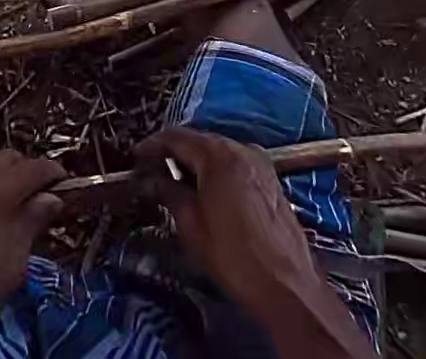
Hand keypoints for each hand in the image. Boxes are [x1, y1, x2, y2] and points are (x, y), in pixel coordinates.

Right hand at [136, 128, 372, 358]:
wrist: (288, 288)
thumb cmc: (235, 256)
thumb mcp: (191, 224)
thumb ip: (168, 192)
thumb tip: (151, 180)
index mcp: (218, 155)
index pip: (175, 137)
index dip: (152, 146)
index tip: (137, 158)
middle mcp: (240, 150)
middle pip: (197, 140)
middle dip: (173, 152)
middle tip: (152, 170)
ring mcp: (259, 163)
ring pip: (216, 150)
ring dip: (194, 161)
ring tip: (175, 181)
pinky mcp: (270, 179)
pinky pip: (234, 162)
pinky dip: (215, 169)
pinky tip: (205, 190)